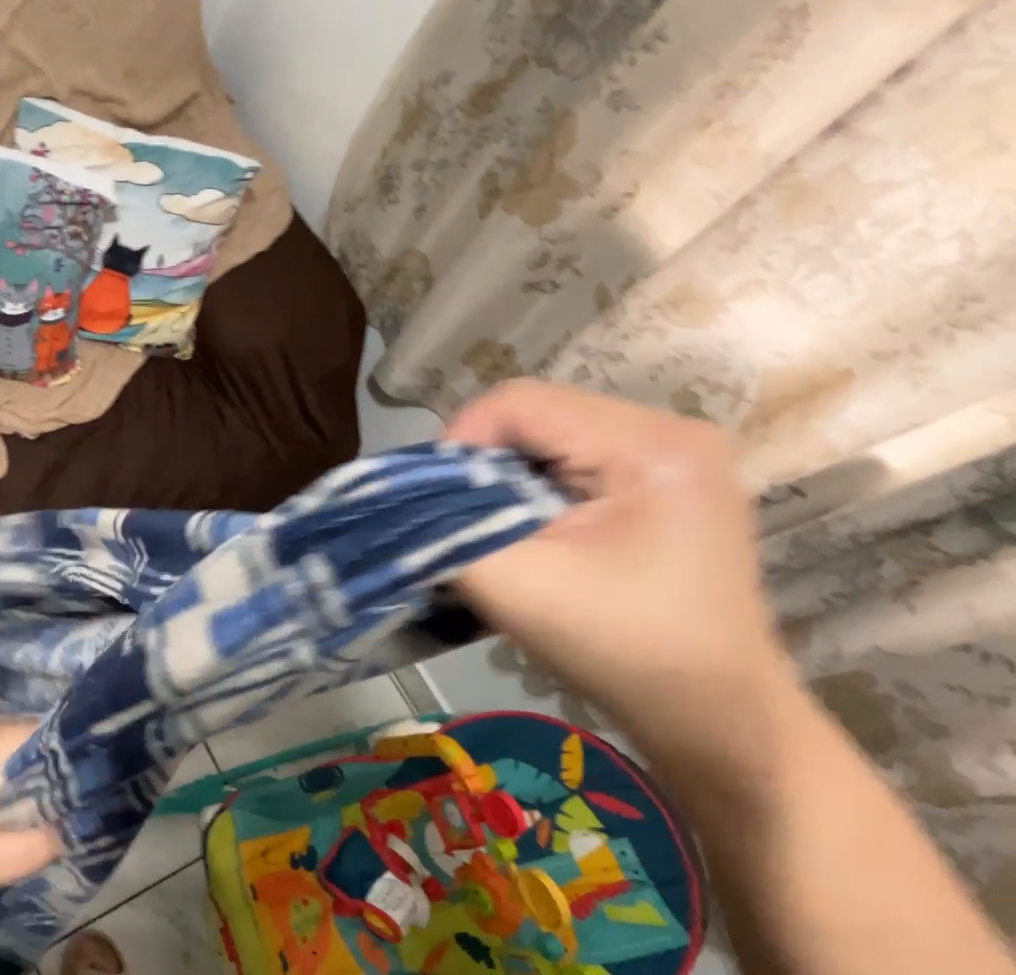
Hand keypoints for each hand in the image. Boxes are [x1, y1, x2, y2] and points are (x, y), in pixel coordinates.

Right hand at [448, 380, 791, 731]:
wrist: (715, 716)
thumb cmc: (621, 648)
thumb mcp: (516, 585)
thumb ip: (447, 531)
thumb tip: (404, 498)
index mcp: (650, 445)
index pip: (518, 403)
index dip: (460, 443)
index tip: (437, 503)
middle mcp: (671, 430)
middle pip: (536, 414)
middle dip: (483, 463)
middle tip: (461, 520)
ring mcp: (675, 455)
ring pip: (550, 435)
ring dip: (507, 477)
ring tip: (496, 528)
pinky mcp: (667, 481)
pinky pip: (574, 458)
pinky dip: (535, 487)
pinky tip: (533, 530)